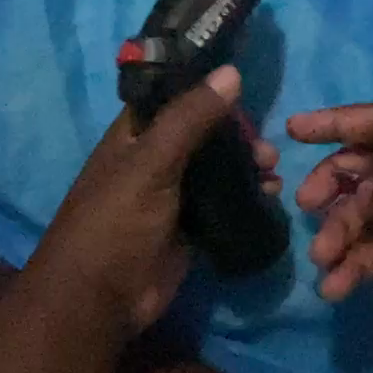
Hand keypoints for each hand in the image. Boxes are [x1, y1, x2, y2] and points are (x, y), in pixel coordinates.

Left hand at [29, 67, 281, 334]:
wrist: (100, 301)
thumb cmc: (117, 221)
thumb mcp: (152, 163)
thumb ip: (190, 118)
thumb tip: (231, 72)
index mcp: (134, 134)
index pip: (173, 96)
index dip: (206, 89)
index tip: (245, 87)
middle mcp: (153, 159)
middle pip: (202, 133)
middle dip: (236, 134)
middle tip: (266, 147)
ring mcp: (172, 195)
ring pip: (215, 168)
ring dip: (245, 165)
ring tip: (272, 169)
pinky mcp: (189, 228)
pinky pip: (222, 202)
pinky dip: (246, 196)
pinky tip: (270, 194)